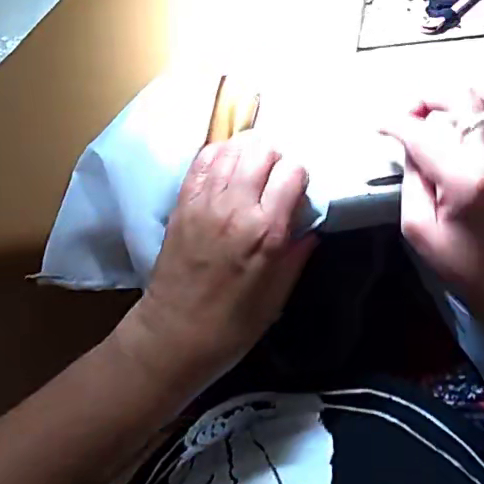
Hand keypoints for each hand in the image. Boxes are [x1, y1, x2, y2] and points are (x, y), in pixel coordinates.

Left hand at [115, 135, 315, 395]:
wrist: (172, 335)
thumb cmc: (232, 325)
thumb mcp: (277, 297)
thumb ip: (297, 255)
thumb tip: (311, 225)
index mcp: (266, 232)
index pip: (292, 172)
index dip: (299, 176)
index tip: (298, 190)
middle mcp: (236, 207)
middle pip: (262, 150)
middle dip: (275, 158)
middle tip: (275, 177)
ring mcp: (206, 200)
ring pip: (233, 148)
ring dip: (248, 152)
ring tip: (252, 169)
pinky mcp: (183, 201)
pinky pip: (203, 158)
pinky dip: (220, 153)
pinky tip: (227, 166)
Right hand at [380, 88, 483, 325]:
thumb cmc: (462, 263)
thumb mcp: (418, 228)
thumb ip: (412, 179)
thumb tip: (410, 147)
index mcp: (465, 178)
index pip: (423, 133)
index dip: (395, 123)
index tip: (378, 127)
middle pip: (461, 99)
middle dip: (425, 99)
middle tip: (406, 117)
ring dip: (453, 97)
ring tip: (432, 114)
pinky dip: (478, 104)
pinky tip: (460, 117)